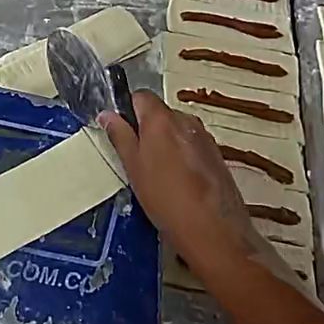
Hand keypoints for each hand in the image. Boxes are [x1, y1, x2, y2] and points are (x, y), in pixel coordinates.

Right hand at [99, 92, 264, 275]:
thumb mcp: (133, 167)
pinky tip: (178, 182)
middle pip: (160, 114)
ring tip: (158, 176)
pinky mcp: (216, 153)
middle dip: (147, 130)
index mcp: (162, 118)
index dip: (128, 111)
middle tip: (136, 159)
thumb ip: (120, 136)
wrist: (211, 228)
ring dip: (165, 144)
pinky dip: (182, 156)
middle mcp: (186, 119)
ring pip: (176, 131)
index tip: (121, 132)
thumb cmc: (165, 197)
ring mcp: (204, 136)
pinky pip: (191, 145)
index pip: (141, 96)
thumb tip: (107, 114)